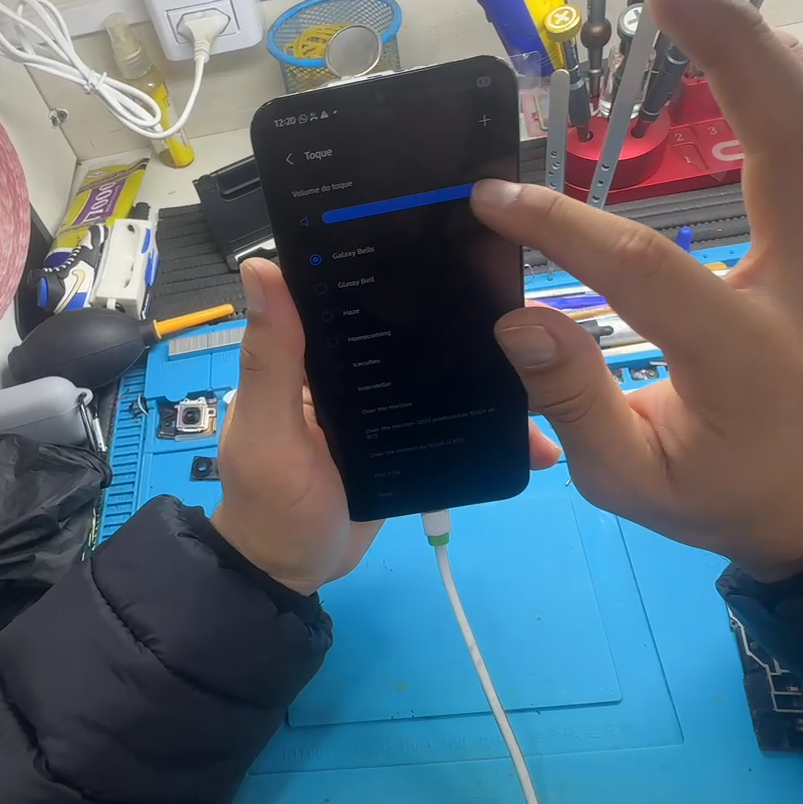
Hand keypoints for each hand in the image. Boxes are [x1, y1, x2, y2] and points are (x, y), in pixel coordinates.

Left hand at [213, 259, 559, 593]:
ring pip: (433, 376)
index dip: (384, 262)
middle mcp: (348, 370)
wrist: (295, 572)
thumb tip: (263, 267)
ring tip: (539, 361)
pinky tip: (527, 430)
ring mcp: (381, 407)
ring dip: (478, 373)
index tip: (444, 232)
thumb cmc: (270, 501)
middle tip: (518, 304)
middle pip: (404, 333)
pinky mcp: (405, 443)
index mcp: (310, 354)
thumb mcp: (266, 431)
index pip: (349, 293)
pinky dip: (481, 426)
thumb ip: (270, 360)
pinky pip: (446, 423)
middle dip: (452, 319)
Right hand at [472, 0, 802, 580]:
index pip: (643, 266)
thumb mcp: (626, 480)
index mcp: (744, 356)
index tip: (493, 197)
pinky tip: (768, 72)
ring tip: (709, 10)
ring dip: (780, 57)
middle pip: (798, 143)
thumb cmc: (717, 499)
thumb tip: (518, 319)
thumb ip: (572, 404)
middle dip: (733, 52)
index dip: (561, 224)